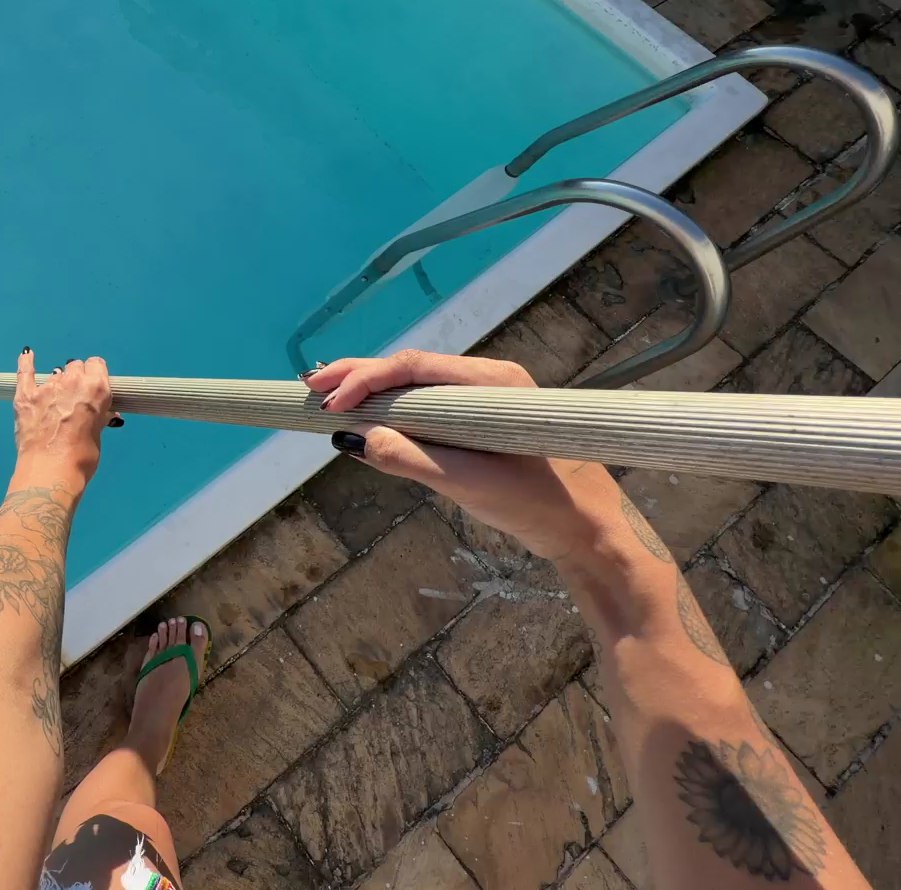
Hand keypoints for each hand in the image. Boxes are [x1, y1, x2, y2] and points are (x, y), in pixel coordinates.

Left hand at [13, 349, 114, 482]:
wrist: (51, 471)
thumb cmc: (82, 458)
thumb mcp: (98, 435)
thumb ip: (99, 417)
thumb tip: (104, 414)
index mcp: (96, 388)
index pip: (97, 365)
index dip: (95, 375)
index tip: (93, 386)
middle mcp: (73, 381)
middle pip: (75, 366)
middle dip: (76, 379)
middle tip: (75, 399)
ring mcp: (47, 386)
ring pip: (55, 373)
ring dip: (58, 383)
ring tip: (55, 401)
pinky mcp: (26, 395)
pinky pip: (25, 372)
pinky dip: (26, 363)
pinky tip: (27, 355)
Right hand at [306, 350, 624, 561]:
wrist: (592, 533)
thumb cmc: (539, 506)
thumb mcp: (469, 485)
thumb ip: (409, 459)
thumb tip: (351, 440)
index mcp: (491, 382)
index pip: (413, 367)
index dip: (365, 381)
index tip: (330, 403)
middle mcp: (485, 379)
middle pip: (408, 368)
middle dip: (355, 375)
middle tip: (309, 386)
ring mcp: (481, 397)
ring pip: (412, 384)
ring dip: (367, 389)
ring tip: (324, 394)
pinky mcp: (476, 419)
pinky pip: (423, 403)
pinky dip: (388, 406)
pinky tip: (362, 412)